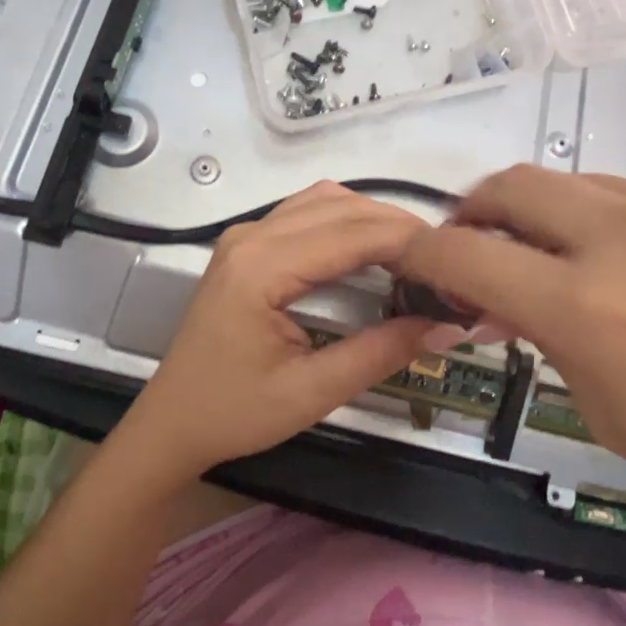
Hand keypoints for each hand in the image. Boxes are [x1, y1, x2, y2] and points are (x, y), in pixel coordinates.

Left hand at [112, 182, 439, 480]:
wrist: (170, 424)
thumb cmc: (233, 413)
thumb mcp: (311, 393)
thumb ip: (379, 353)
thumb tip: (445, 325)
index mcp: (262, 267)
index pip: (352, 234)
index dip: (409, 240)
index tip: (454, 261)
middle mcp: (252, 236)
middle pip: (341, 207)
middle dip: (397, 226)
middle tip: (443, 261)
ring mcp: (246, 235)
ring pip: (325, 201)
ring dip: (372, 219)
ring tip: (413, 256)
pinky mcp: (247, 244)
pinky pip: (306, 212)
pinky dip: (347, 222)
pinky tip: (370, 253)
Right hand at [398, 166, 625, 544]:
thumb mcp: (613, 412)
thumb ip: (549, 339)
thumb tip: (510, 300)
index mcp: (585, 303)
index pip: (465, 254)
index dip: (423, 255)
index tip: (412, 261)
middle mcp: (621, 232)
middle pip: (511, 185)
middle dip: (475, 211)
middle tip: (475, 247)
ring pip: (575, 184)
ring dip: (546, 216)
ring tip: (564, 261)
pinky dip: (608, 220)